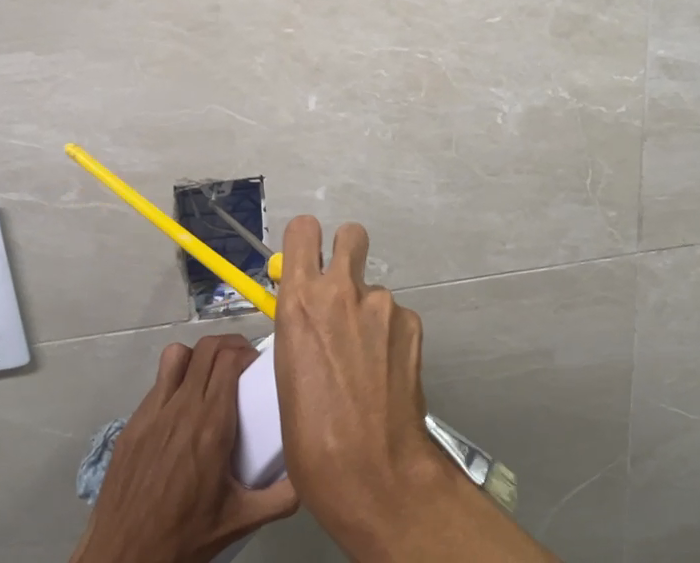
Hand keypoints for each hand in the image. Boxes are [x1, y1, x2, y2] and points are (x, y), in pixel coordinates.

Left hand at [72, 334, 297, 562]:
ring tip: (212, 377)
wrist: (121, 559)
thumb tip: (310, 477)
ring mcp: (151, 415)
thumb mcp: (242, 520)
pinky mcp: (131, 426)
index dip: (247, 353)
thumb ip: (282, 498)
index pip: (230, 360)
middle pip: (207, 348)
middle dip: (230, 346)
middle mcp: (181, 410)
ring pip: (176, 356)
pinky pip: (157, 385)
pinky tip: (183, 412)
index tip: (259, 368)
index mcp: (211, 425)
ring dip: (198, 357)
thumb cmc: (185, 537)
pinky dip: (175, 382)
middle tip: (244, 365)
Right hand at [271, 217, 452, 547]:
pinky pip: (397, 319)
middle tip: (343, 292)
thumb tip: (312, 322)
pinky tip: (386, 374)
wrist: (371, 468)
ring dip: (370, 312)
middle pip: (351, 235)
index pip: (303, 231)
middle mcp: (342, 291)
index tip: (307, 259)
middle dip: (346, 252)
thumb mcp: (287, 373)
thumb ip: (302, 330)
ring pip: (375, 290)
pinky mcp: (412, 324)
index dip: (306, 241)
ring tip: (365, 361)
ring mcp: (383, 306)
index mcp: (300, 302)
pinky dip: (391, 337)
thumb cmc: (310, 435)